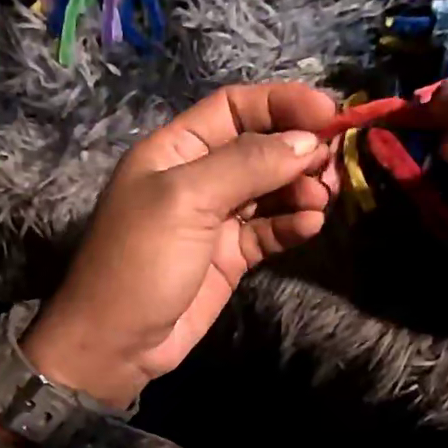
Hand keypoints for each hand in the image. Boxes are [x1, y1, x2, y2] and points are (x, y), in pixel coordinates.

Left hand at [21, 83, 337, 406]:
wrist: (117, 343)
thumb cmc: (140, 260)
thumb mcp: (186, 200)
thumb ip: (246, 165)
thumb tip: (307, 141)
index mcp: (176, 150)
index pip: (234, 108)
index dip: (281, 104)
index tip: (328, 114)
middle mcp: (199, 178)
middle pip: (260, 148)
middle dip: (298, 151)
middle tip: (330, 167)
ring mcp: (216, 220)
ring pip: (271, 190)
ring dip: (300, 189)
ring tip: (321, 199)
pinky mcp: (231, 257)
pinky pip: (270, 231)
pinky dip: (292, 225)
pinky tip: (309, 225)